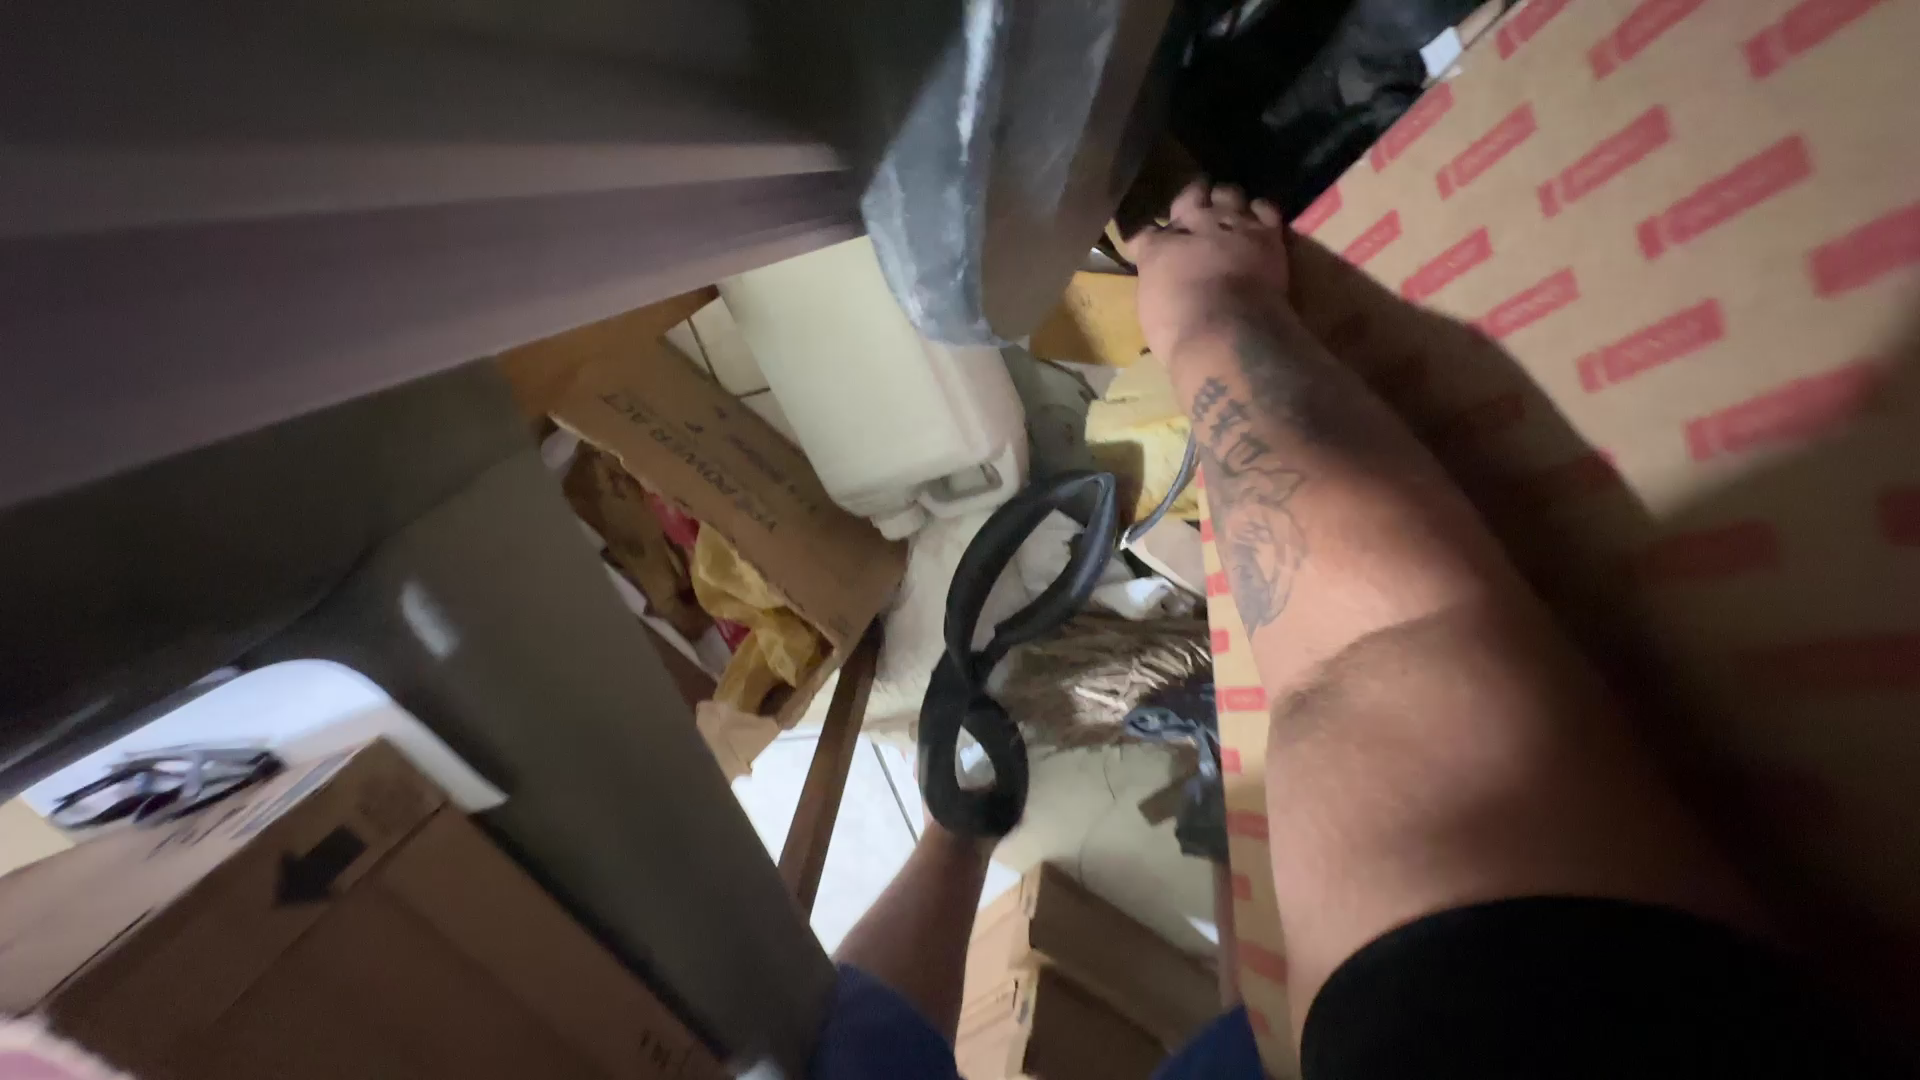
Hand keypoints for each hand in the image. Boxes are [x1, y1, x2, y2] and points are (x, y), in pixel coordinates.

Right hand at [1132, 180, 1292, 360]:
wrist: (1229, 332)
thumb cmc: (1180, 332)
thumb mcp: (1150, 312)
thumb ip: (1154, 284)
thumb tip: (1159, 276)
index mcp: (1158, 249)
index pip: (1147, 233)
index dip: (1149, 241)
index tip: (1148, 247)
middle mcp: (1193, 227)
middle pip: (1190, 197)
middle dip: (1188, 202)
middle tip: (1189, 211)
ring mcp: (1233, 225)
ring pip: (1227, 194)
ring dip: (1223, 200)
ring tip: (1225, 210)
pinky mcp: (1267, 234)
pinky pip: (1264, 208)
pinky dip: (1257, 211)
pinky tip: (1254, 220)